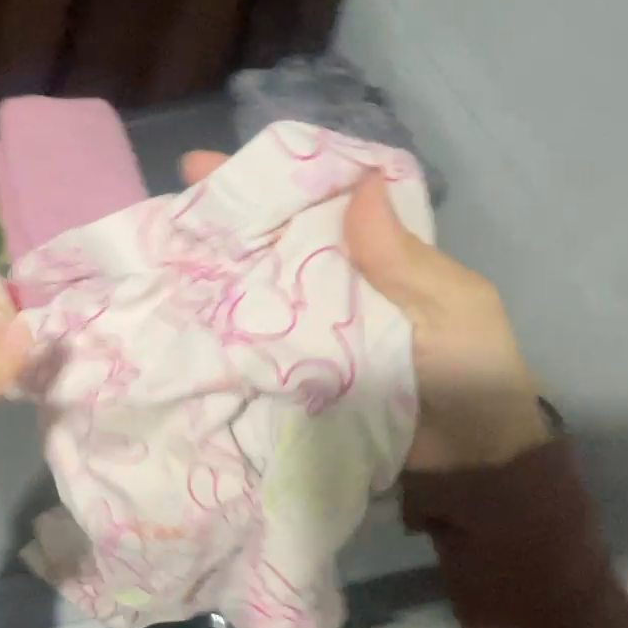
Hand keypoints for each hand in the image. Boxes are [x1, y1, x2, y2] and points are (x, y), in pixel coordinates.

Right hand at [181, 152, 548, 471]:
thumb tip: (360, 184)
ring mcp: (303, 328)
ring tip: (156, 257)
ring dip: (209, 273)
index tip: (209, 166)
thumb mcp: (453, 308)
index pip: (313, 203)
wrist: (468, 462)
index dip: (266, 179)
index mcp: (371, 253)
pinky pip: (249, 342)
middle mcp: (327, 282)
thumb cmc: (472, 372)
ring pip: (251, 289)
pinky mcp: (288, 370)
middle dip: (219, 222)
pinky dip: (217, 329)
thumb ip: (403, 257)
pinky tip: (175, 317)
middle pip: (268, 242)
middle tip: (166, 212)